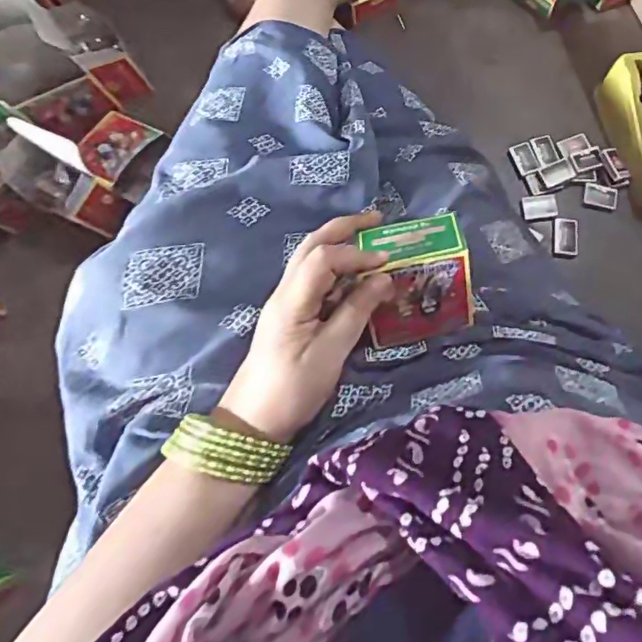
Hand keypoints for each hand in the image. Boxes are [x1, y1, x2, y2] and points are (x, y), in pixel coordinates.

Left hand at [214, 211, 393, 442]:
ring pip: (311, 260)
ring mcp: (287, 302)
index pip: (325, 258)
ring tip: (370, 240)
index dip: (357, 254)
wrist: (254, 421)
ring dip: (340, 244)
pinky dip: (337, 269)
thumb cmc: (293, 388)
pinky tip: (356, 276)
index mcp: (292, 298)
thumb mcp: (331, 352)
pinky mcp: (292, 314)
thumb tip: (383, 279)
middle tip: (377, 219)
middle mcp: (286, 291)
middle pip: (312, 246)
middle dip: (344, 228)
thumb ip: (357, 311)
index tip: (387, 262)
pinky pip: (315, 280)